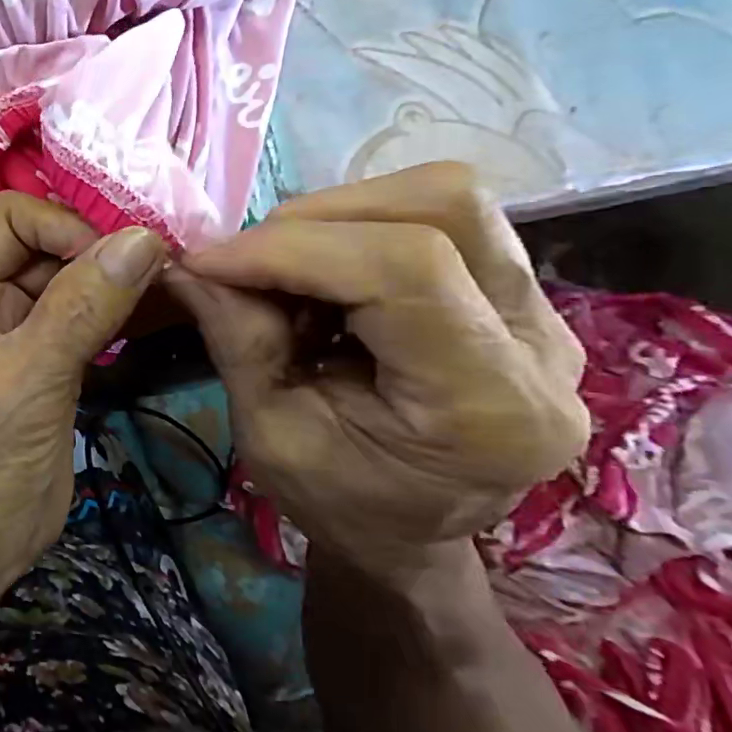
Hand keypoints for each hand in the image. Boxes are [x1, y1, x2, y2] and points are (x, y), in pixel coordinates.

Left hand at [0, 192, 166, 654]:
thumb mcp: (29, 378)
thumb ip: (81, 308)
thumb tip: (142, 236)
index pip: (12, 219)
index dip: (66, 227)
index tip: (118, 262)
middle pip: (48, 245)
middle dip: (105, 252)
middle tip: (176, 269)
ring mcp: (17, 329)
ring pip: (74, 280)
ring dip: (123, 281)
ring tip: (185, 287)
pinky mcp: (48, 360)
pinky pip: (88, 318)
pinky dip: (124, 313)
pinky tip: (171, 313)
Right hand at [167, 162, 589, 582]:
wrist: (409, 530)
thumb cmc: (336, 501)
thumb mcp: (268, 435)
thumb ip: (238, 340)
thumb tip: (189, 264)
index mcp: (485, 406)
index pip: (404, 271)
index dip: (288, 250)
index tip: (204, 263)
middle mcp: (540, 345)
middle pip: (440, 210)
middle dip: (313, 220)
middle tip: (243, 263)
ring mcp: (542, 312)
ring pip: (443, 200)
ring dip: (332, 217)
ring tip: (279, 270)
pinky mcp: (515, 294)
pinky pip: (435, 220)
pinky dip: (350, 229)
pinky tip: (314, 277)